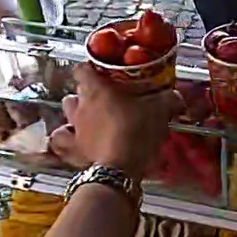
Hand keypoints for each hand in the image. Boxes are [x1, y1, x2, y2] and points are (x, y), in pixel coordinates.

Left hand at [52, 63, 180, 173]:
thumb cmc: (136, 131)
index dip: (90, 69)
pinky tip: (72, 140)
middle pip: (76, 91)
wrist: (120, 167)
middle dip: (87, 93)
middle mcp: (80, 106)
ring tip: (91, 118)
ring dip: (76, 113)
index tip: (102, 72)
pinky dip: (64, 140)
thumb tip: (175, 97)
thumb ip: (168, 99)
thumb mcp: (159, 110)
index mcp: (96, 89)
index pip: (82, 68)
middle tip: (106, 98)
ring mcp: (74, 128)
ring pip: (67, 112)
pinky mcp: (72, 150)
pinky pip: (60, 141)